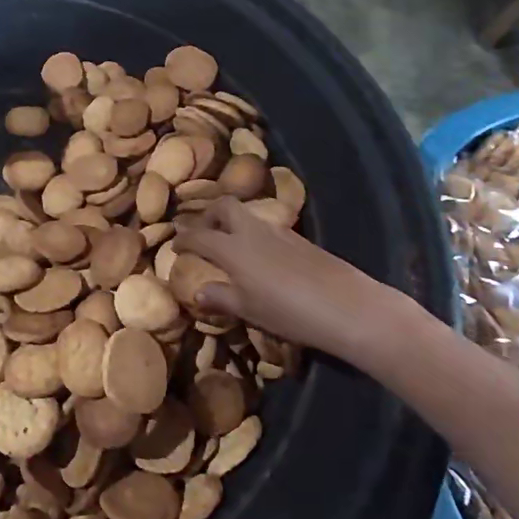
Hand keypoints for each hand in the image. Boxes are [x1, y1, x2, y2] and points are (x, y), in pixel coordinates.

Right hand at [173, 198, 423, 362]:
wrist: (345, 306)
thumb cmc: (287, 311)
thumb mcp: (248, 309)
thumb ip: (221, 297)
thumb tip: (199, 292)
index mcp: (233, 248)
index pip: (199, 236)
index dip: (184, 239)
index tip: (174, 244)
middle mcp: (252, 231)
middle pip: (224, 207)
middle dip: (208, 215)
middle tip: (202, 233)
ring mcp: (279, 232)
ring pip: (247, 216)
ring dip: (232, 224)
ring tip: (228, 246)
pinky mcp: (299, 239)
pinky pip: (266, 228)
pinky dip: (252, 235)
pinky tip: (259, 258)